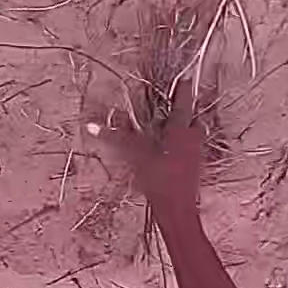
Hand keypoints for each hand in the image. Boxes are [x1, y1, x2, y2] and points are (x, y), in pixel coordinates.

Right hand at [96, 100, 207, 214]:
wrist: (176, 209)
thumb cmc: (158, 179)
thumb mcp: (135, 155)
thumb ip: (116, 137)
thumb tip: (92, 125)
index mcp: (181, 131)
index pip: (184, 104)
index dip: (184, 90)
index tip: (186, 78)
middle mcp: (192, 140)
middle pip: (193, 119)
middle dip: (185, 112)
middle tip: (173, 108)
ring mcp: (196, 155)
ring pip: (193, 135)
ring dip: (184, 129)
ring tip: (168, 128)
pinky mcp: (194, 168)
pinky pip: (191, 148)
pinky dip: (181, 144)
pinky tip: (168, 150)